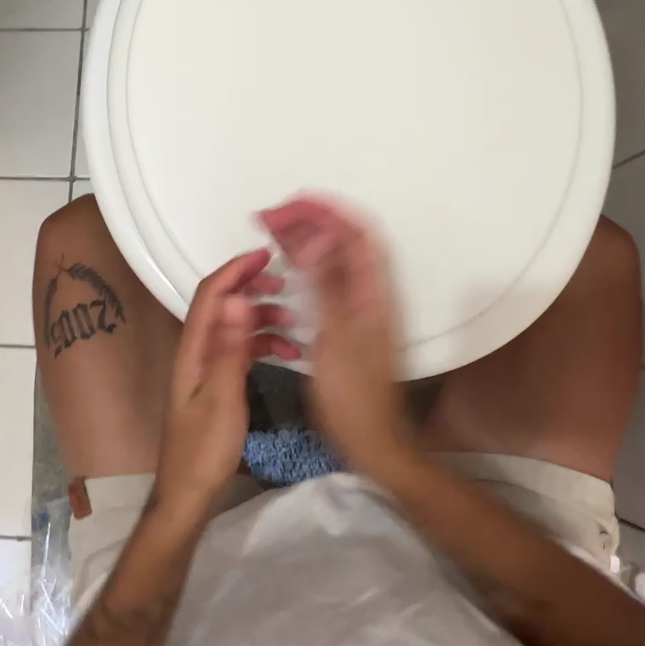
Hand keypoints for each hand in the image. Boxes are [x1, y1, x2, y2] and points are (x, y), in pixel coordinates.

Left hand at [153, 249, 298, 517]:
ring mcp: (205, 367)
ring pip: (235, 326)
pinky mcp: (216, 383)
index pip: (211, 295)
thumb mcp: (222, 398)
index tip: (267, 256)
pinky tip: (289, 353)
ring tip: (294, 321)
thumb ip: (229, 349)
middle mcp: (196, 350)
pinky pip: (240, 350)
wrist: (188, 494)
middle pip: (222, 304)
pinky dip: (262, 344)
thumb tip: (236, 300)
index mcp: (192, 349)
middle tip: (286, 284)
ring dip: (262, 317)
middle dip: (252, 287)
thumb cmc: (204, 449)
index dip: (236, 270)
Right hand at [259, 197, 415, 477]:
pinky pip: (330, 274)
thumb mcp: (334, 339)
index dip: (324, 211)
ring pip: (336, 255)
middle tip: (270, 217)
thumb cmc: (353, 397)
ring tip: (273, 231)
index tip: (289, 204)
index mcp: (372, 292)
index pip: (355, 233)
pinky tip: (288, 264)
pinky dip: (308, 260)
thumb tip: (316, 238)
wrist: (373, 441)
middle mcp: (371, 291)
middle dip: (309, 219)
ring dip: (307, 237)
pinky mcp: (350, 319)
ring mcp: (362, 305)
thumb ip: (326, 285)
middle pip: (345, 238)